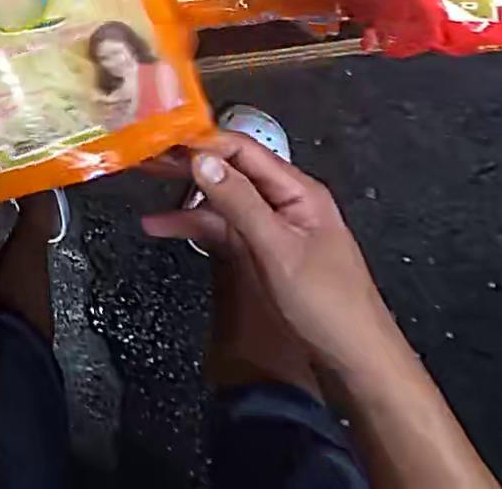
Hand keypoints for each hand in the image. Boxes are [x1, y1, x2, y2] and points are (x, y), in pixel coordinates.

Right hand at [141, 130, 392, 369]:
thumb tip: (201, 160)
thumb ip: (239, 201)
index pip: (242, 149)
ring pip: (217, 195)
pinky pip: (218, 224)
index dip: (202, 142)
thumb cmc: (329, 305)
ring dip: (181, 190)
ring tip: (145, 177)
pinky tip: (161, 224)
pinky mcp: (256, 244)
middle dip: (186, 161)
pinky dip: (190, 222)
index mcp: (296, 190)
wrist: (356, 362)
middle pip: (226, 168)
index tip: (163, 139)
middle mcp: (280, 198)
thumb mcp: (278, 248)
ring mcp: (267, 221)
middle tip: (145, 154)